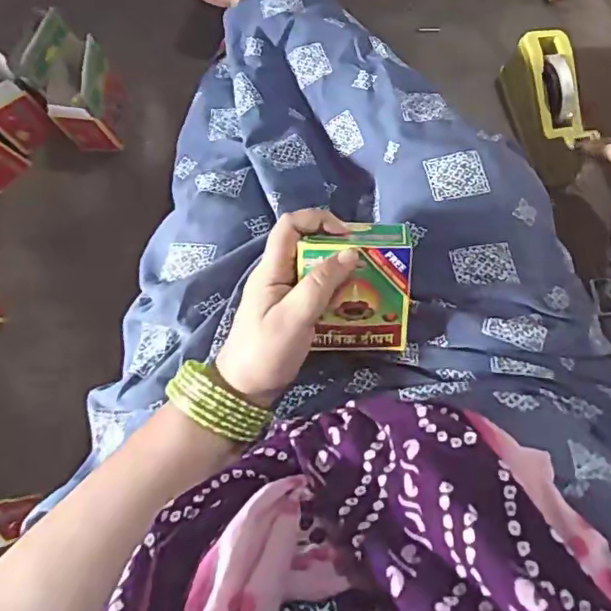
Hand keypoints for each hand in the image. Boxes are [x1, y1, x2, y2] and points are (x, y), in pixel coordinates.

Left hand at [213, 209, 357, 406]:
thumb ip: (322, 283)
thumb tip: (351, 252)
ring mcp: (286, 292)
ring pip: (316, 268)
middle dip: (338, 248)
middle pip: (308, 244)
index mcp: (272, 269)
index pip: (291, 224)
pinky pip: (318, 290)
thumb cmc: (266, 351)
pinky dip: (337, 291)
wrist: (244, 390)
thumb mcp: (296, 316)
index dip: (319, 220)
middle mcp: (279, 274)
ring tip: (365, 283)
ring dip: (341, 271)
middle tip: (365, 262)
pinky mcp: (294, 309)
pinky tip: (353, 304)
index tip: (346, 236)